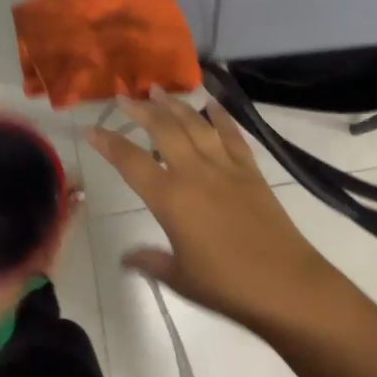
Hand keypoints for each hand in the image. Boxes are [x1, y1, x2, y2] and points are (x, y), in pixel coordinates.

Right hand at [85, 90, 341, 332]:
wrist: (286, 285)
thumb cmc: (227, 287)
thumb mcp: (180, 279)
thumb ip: (151, 261)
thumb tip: (126, 257)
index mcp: (171, 199)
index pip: (131, 162)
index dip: (108, 143)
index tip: (90, 128)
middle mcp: (194, 173)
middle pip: (163, 130)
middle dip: (141, 109)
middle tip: (125, 94)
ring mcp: (225, 167)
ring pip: (195, 125)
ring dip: (175, 105)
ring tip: (159, 89)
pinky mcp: (251, 170)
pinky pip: (232, 134)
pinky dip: (221, 116)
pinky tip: (211, 103)